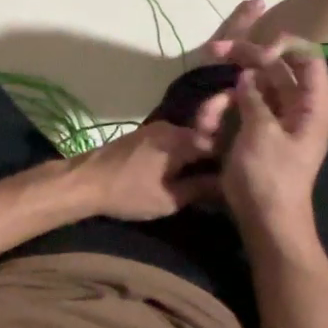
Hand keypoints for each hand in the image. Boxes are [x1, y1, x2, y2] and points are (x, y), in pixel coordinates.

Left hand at [70, 117, 220, 220]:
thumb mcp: (170, 199)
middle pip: (205, 139)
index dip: (234, 159)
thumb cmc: (128, 192)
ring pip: (188, 141)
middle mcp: (172, 127)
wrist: (84, 181)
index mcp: (183, 140)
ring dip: (197, 157)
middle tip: (227, 179)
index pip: (221, 143)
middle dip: (216, 158)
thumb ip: (201, 189)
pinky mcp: (143, 135)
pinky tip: (182, 171)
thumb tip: (228, 184)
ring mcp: (155, 129)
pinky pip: (173, 142)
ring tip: (207, 178)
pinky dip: (181, 155)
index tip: (242, 175)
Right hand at [220, 42, 327, 239]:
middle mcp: (301, 106)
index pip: (307, 56)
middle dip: (245, 58)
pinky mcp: (261, 132)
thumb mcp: (261, 133)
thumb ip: (254, 97)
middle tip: (212, 52)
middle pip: (276, 67)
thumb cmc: (270, 178)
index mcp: (314, 104)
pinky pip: (246, 107)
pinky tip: (210, 115)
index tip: (252, 51)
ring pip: (255, 86)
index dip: (281, 44)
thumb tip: (247, 76)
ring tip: (207, 109)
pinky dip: (228, 106)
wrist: (268, 222)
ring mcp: (280, 119)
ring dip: (229, 89)